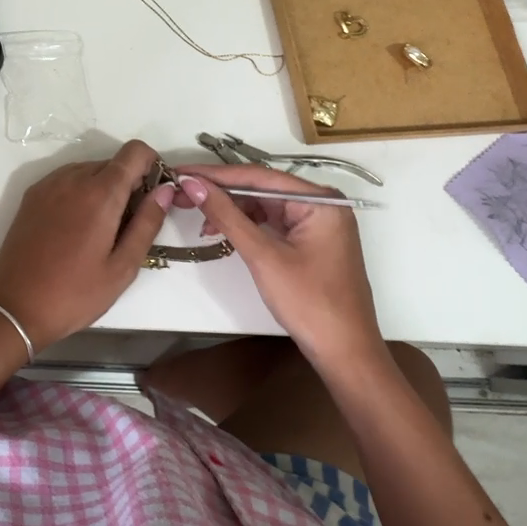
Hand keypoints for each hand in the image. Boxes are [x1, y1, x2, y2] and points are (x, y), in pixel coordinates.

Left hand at [0, 140, 171, 349]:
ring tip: (102, 229)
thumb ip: (147, 223)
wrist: (16, 306)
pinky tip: (77, 226)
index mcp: (100, 193)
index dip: (151, 166)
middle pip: (112, 162)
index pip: (134, 152)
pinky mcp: (32, 194)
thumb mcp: (122, 267)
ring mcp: (48, 184)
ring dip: (103, 187)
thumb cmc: (75, 293)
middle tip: (129, 223)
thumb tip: (165, 190)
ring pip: (89, 170)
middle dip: (129, 183)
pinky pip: (66, 179)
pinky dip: (80, 191)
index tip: (153, 194)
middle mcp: (73, 178)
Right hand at [174, 163, 383, 362]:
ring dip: (230, 211)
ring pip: (263, 205)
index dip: (215, 175)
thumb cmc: (310, 303)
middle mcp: (321, 204)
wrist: (345, 353)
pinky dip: (246, 226)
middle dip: (220, 192)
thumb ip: (227, 215)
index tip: (181, 172)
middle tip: (181, 193)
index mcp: (319, 200)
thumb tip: (193, 184)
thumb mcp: (263, 256)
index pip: (258, 177)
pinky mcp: (310, 240)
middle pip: (261, 189)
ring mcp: (317, 222)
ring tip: (197, 217)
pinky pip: (272, 222)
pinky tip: (221, 231)